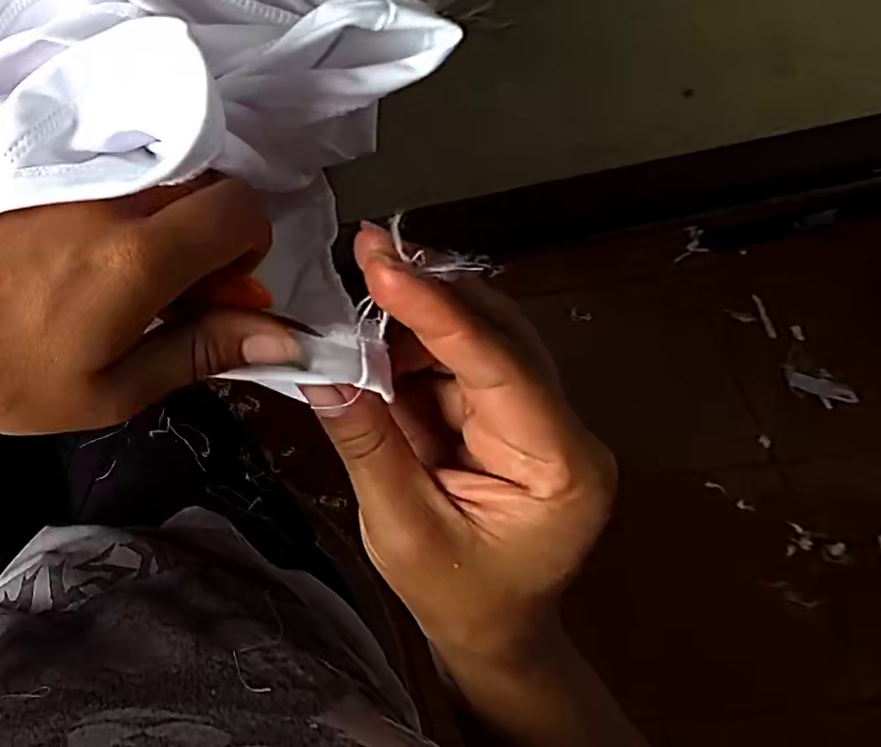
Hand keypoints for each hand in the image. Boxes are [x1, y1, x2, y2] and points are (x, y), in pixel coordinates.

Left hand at [0, 175, 301, 452]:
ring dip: (179, 228)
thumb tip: (285, 341)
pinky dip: (141, 217)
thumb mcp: (118, 388)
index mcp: (138, 256)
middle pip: (210, 189)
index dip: (252, 246)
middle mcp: (116, 202)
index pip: (240, 208)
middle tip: (185, 297)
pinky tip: (103, 267)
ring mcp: (79, 185)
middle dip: (219, 238)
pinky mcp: (52, 183)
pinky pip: (126, 183)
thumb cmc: (15, 382)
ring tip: (140, 288)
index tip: (226, 290)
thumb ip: (206, 350)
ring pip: (168, 184)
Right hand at [304, 223, 616, 668]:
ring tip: (357, 301)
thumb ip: (365, 443)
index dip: (437, 310)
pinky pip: (452, 352)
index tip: (383, 267)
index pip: (499, 365)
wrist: (494, 631)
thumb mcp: (404, 531)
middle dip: (429, 289)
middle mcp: (556, 423)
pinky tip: (372, 339)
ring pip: (474, 329)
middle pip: (497, 328)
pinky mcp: (498, 406)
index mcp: (559, 463)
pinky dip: (407, 339)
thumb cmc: (461, 598)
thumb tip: (321, 370)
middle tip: (369, 250)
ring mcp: (530, 410)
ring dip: (411, 313)